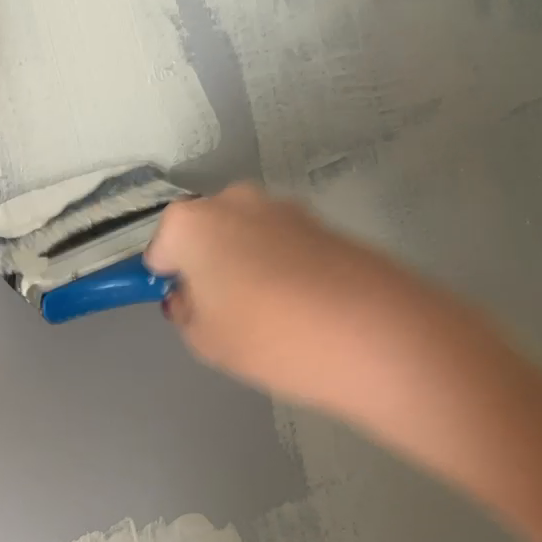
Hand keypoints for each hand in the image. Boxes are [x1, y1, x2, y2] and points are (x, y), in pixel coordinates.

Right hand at [144, 183, 493, 416]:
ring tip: (274, 314)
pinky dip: (285, 268)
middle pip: (203, 234)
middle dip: (208, 265)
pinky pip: (284, 245)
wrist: (382, 336)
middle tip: (228, 313)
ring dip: (248, 265)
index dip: (170, 282)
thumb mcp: (205, 340)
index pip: (159, 251)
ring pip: (245, 237)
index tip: (190, 310)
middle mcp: (232, 201)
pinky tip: (306, 307)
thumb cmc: (272, 337)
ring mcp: (283, 208)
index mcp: (190, 223)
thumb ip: (185, 311)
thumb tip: (192, 296)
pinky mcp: (325, 223)